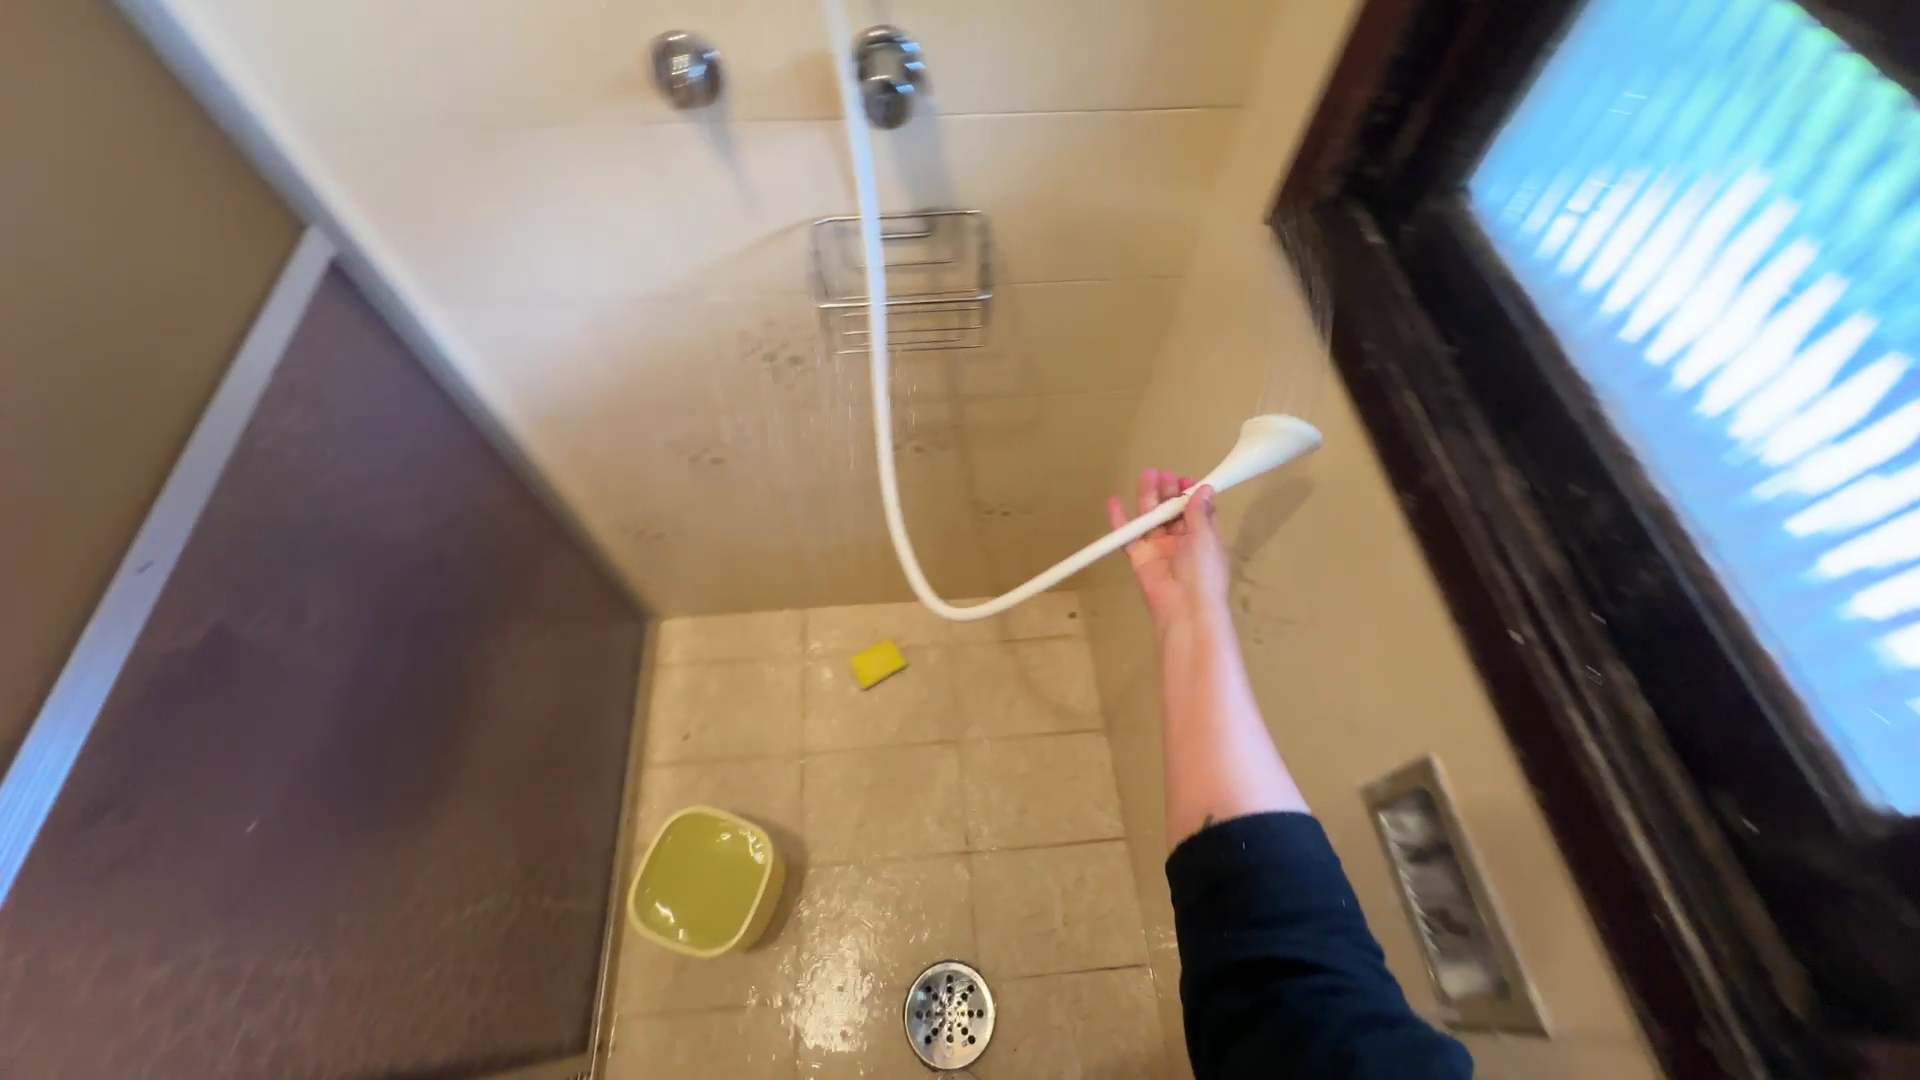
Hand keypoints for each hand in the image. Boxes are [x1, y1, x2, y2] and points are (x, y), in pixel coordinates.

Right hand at [1107, 469, 1231, 636]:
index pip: (1196, 509)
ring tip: (1145, 476)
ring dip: (1148, 497)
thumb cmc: (1203, 571)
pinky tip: (1113, 502)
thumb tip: (1205, 489)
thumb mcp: (1206, 537)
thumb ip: (1200, 512)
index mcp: (1204, 536)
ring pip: (1151, 518)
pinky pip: (1128, 536)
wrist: (1184, 607)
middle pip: (1172, 510)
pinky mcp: (1140, 557)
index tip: (1185, 478)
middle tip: (1162, 474)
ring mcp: (1159, 548)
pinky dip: (1119, 520)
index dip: (1190, 493)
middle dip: (1168, 491)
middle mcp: (1182, 540)